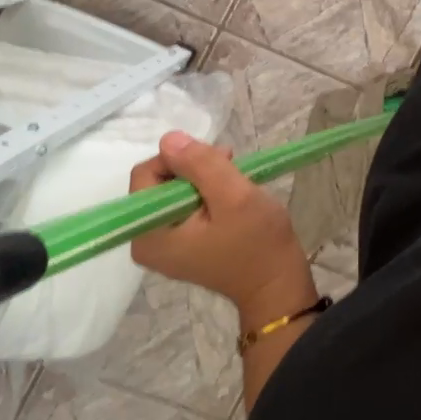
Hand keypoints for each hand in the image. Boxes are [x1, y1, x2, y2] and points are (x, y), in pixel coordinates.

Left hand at [129, 132, 315, 322]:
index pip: (146, 175)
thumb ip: (201, 165)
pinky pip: (183, 208)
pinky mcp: (180, 247)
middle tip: (233, 168)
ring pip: (173, 194)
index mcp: (148, 234)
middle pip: (158, 184)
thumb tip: (169, 138)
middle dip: (195, 169)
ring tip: (236, 183)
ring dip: (204, 180)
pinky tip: (231, 198)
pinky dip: (206, 196)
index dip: (182, 158)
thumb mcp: (234, 195)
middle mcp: (144, 241)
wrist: (276, 281)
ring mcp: (162, 246)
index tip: (221, 159)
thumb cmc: (257, 240)